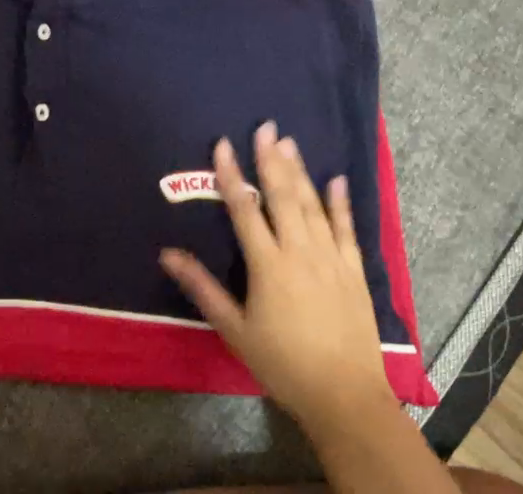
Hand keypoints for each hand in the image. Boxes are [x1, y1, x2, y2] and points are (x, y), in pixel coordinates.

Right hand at [159, 122, 393, 426]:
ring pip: (313, 206)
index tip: (223, 145)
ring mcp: (331, 259)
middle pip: (282, 197)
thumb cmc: (281, 362)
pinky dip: (340, 204)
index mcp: (268, 264)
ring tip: (289, 142)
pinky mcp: (355, 272)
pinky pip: (347, 230)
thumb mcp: (234, 329)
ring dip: (300, 172)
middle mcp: (300, 252)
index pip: (244, 209)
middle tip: (265, 127)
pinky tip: (336, 180)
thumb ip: (202, 287)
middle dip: (271, 160)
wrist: (344, 395)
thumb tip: (167, 253)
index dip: (231, 175)